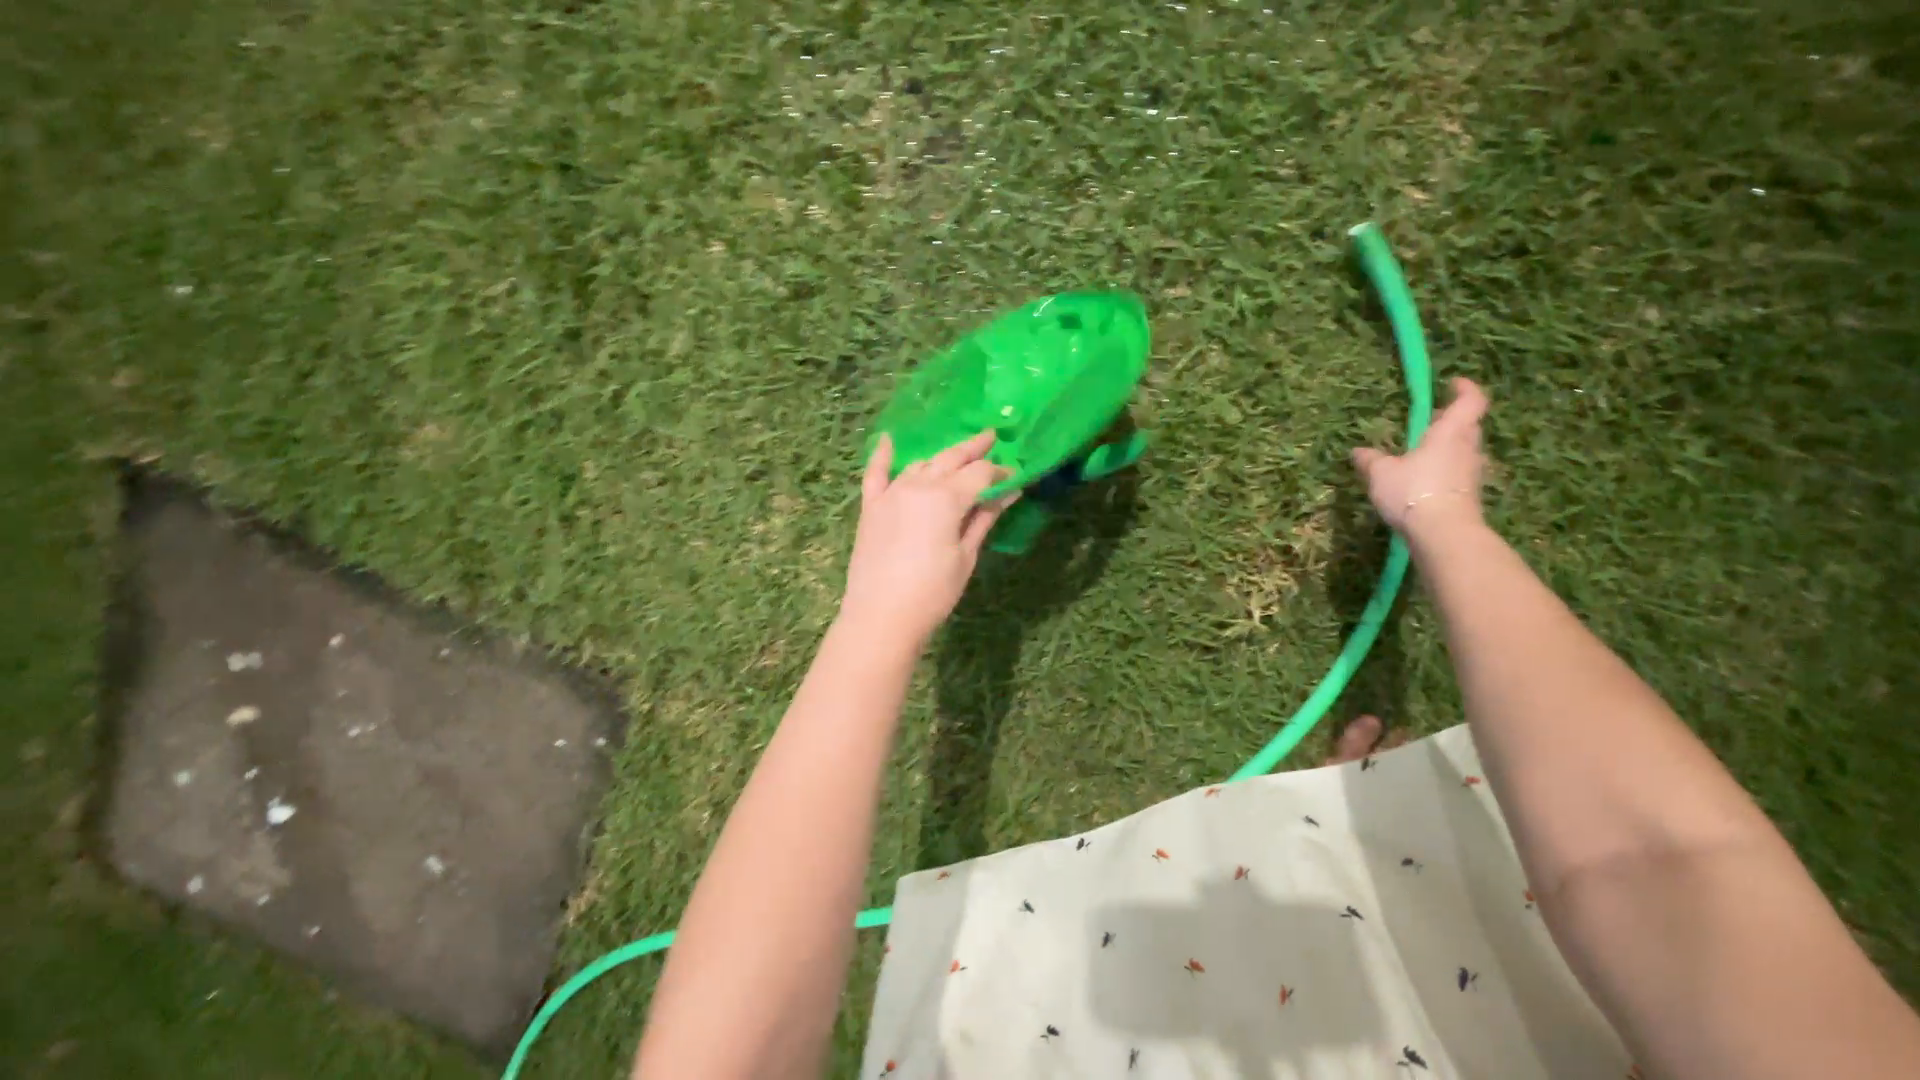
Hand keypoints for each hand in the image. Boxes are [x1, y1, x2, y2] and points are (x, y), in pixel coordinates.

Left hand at [840, 431, 1014, 646]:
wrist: (881, 616)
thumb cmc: (933, 592)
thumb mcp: (966, 556)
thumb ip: (983, 519)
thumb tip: (1008, 493)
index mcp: (946, 497)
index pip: (980, 474)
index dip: (1000, 472)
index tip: (1015, 474)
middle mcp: (918, 485)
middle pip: (950, 459)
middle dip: (973, 449)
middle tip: (990, 438)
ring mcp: (891, 494)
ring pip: (920, 464)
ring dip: (940, 458)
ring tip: (956, 456)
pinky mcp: (871, 507)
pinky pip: (876, 473)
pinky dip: (883, 455)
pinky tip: (887, 440)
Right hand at [1352, 377, 1489, 535]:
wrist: (1443, 534)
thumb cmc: (1414, 491)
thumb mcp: (1381, 473)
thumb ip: (1371, 460)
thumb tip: (1358, 452)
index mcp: (1450, 432)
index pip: (1470, 401)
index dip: (1465, 389)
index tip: (1453, 384)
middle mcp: (1467, 449)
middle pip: (1467, 426)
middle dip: (1450, 422)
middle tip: (1429, 423)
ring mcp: (1471, 474)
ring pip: (1463, 451)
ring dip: (1447, 449)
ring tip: (1420, 455)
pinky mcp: (1468, 496)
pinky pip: (1457, 475)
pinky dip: (1443, 473)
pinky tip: (1422, 483)